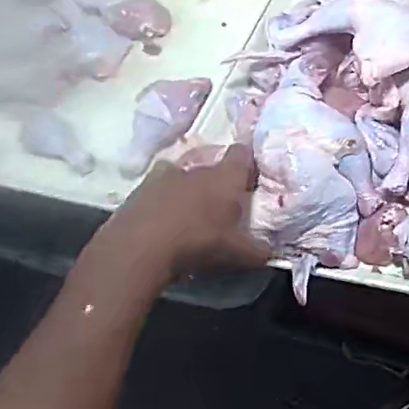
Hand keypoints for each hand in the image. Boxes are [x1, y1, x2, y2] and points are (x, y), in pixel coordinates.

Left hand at [91, 142, 271, 281]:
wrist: (136, 252)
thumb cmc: (199, 244)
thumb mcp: (240, 254)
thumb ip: (260, 251)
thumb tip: (272, 253)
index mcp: (225, 177)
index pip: (243, 153)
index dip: (248, 164)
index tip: (250, 182)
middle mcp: (196, 169)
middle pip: (212, 166)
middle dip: (218, 182)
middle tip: (222, 207)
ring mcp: (163, 177)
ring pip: (183, 177)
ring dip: (188, 190)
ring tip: (190, 214)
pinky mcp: (136, 192)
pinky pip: (157, 190)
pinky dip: (162, 201)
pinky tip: (163, 222)